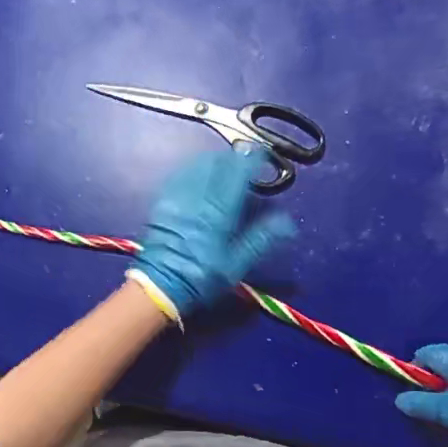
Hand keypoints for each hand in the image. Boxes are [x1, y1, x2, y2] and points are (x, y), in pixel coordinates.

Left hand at [128, 146, 296, 321]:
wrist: (159, 287)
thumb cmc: (201, 278)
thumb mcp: (237, 264)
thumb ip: (262, 238)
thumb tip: (288, 223)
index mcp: (220, 208)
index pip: (241, 168)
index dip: (256, 159)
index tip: (265, 161)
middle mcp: (198, 194)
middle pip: (219, 160)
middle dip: (235, 160)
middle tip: (245, 171)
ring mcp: (177, 195)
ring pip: (198, 164)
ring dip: (215, 163)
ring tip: (224, 176)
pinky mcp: (162, 201)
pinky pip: (180, 175)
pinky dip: (194, 172)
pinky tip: (199, 184)